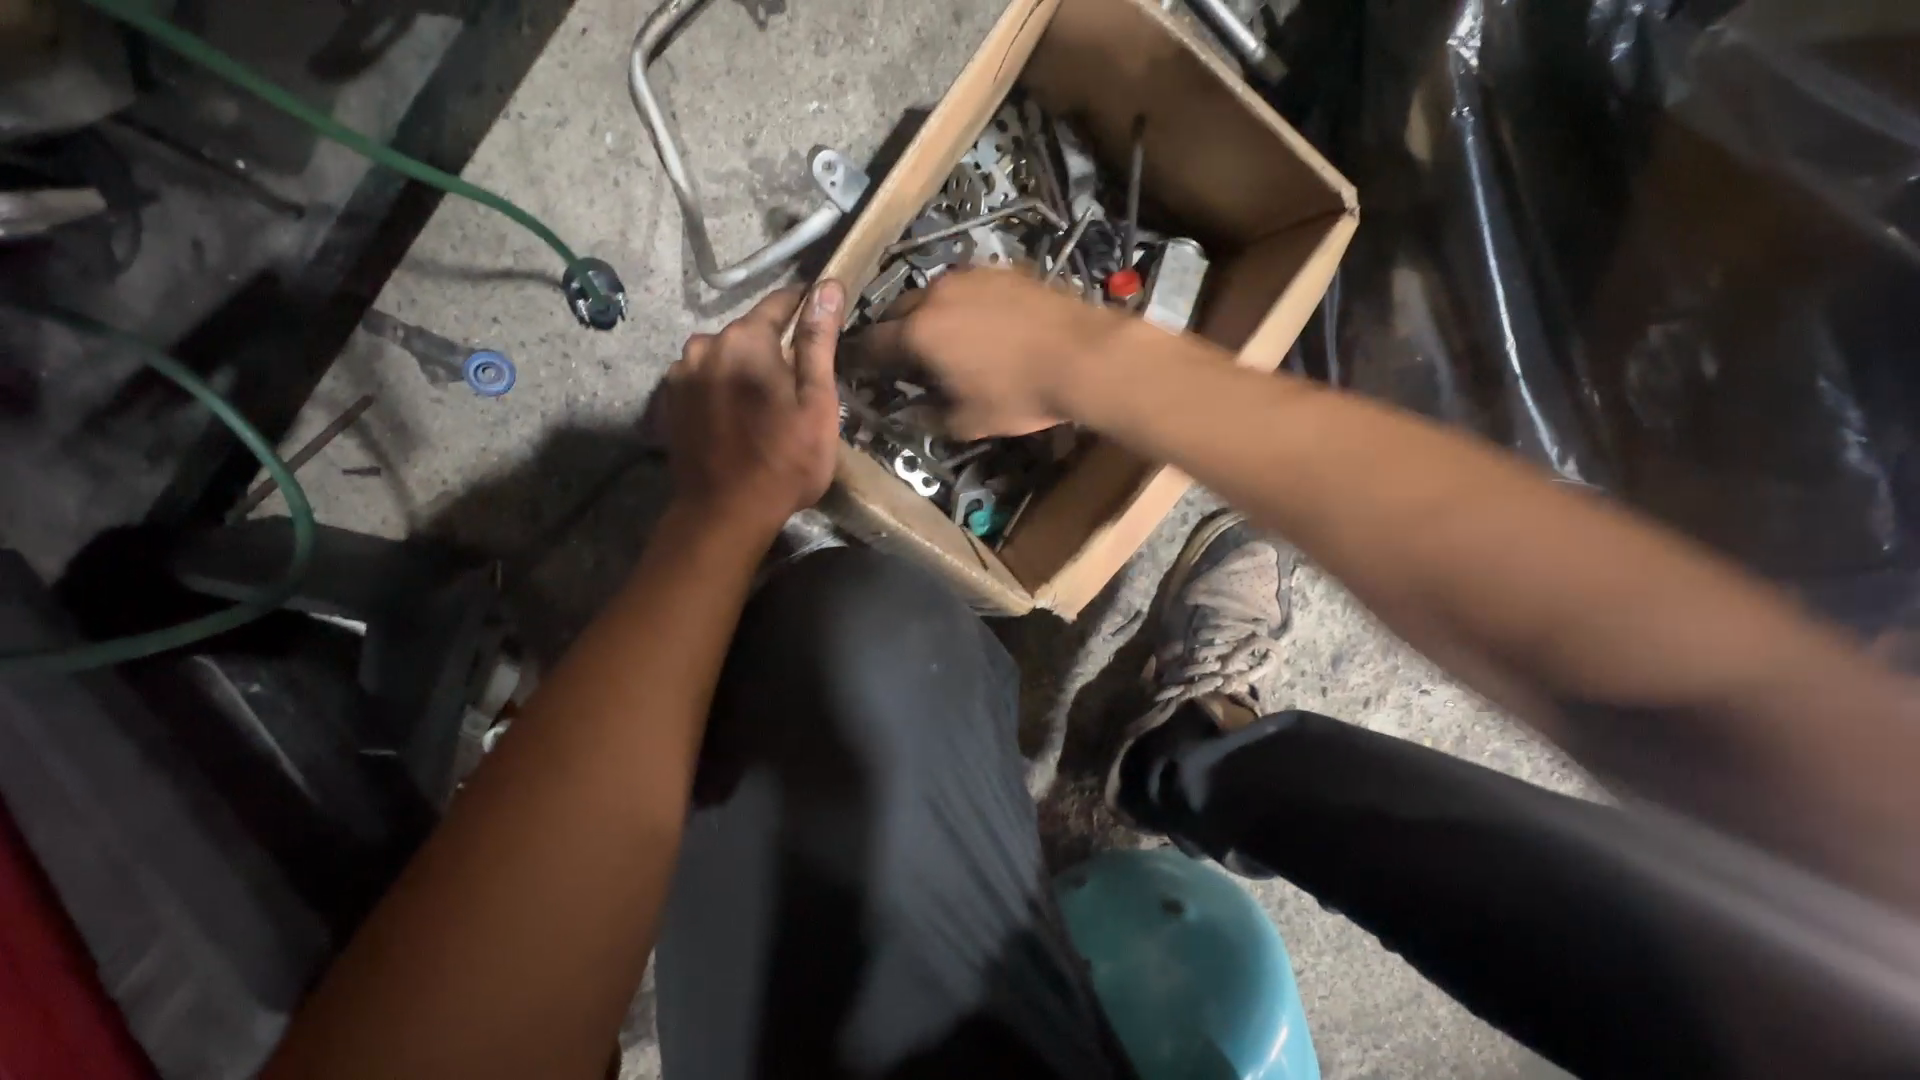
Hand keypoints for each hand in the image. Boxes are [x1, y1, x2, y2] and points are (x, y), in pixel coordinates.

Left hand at [665, 282, 844, 534]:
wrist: (724, 512)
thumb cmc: (785, 460)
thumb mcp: (817, 402)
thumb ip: (818, 341)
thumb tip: (828, 286)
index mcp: (747, 338)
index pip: (781, 303)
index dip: (806, 309)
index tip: (824, 323)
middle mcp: (706, 344)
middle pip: (750, 332)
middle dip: (774, 348)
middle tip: (798, 384)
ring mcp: (682, 373)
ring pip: (724, 356)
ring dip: (744, 369)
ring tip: (765, 405)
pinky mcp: (670, 401)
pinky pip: (704, 380)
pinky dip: (721, 388)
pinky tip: (736, 418)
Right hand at [861, 270, 1125, 439]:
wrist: (1085, 355)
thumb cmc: (1021, 394)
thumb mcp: (969, 421)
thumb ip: (929, 418)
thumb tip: (910, 414)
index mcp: (918, 333)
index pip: (872, 344)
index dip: (862, 360)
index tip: (861, 371)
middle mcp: (936, 295)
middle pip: (898, 312)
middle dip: (894, 334)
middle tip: (903, 358)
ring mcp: (971, 276)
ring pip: (933, 295)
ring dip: (928, 316)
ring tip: (943, 339)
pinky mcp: (1002, 270)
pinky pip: (967, 287)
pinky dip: (962, 304)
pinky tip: (980, 324)